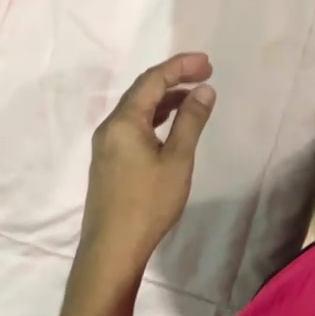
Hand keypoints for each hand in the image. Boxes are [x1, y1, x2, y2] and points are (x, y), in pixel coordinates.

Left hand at [79, 53, 216, 274]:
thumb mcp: (177, 160)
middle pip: (142, 90)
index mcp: (124, 121)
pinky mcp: (108, 161)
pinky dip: (155, 115)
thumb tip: (203, 89)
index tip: (208, 63)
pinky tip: (171, 124)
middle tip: (205, 73)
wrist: (111, 252)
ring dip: (166, 97)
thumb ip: (190, 121)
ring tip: (193, 96)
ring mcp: (106, 145)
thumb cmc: (147, 204)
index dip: (181, 66)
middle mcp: (110, 127)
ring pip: (137, 108)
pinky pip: (133, 124)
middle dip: (174, 77)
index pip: (153, 80)